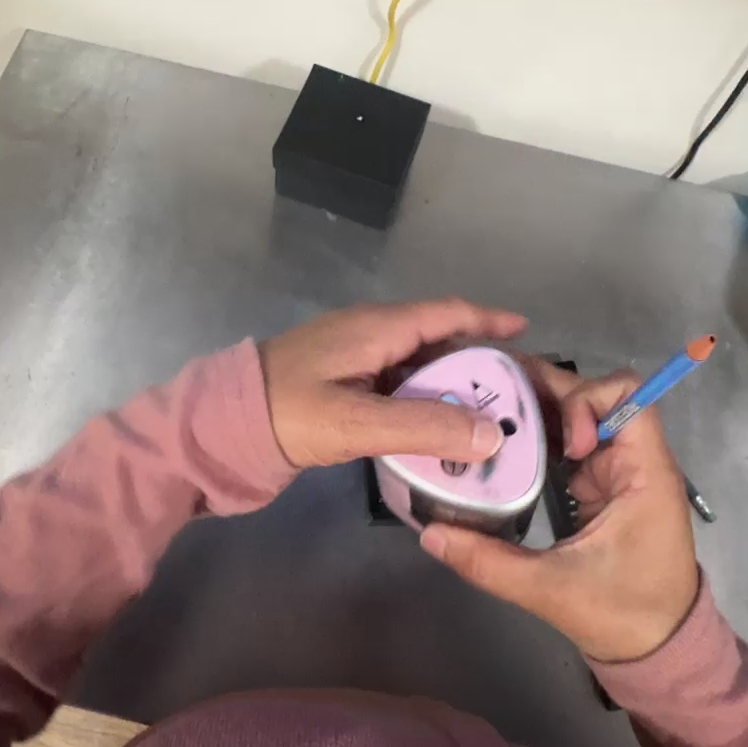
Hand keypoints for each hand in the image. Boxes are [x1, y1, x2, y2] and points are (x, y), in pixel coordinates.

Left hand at [259, 299, 528, 468]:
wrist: (222, 427)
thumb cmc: (287, 414)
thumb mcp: (357, 421)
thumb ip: (423, 425)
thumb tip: (493, 434)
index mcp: (375, 328)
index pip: (445, 313)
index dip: (488, 319)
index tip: (526, 330)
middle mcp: (369, 334)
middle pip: (436, 337)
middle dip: (477, 357)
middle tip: (514, 387)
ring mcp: (353, 358)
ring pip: (416, 363)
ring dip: (450, 383)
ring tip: (486, 412)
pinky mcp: (341, 383)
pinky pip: (395, 384)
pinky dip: (422, 400)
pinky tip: (436, 426)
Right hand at [420, 360, 700, 662]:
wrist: (657, 650)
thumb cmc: (623, 615)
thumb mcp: (552, 590)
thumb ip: (490, 562)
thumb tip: (430, 534)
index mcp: (643, 474)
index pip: (626, 396)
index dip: (586, 402)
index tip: (562, 444)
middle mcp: (632, 460)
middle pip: (592, 396)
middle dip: (543, 390)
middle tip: (488, 390)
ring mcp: (614, 470)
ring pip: (576, 415)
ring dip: (535, 409)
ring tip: (483, 404)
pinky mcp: (598, 483)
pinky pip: (566, 442)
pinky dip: (535, 435)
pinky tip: (497, 438)